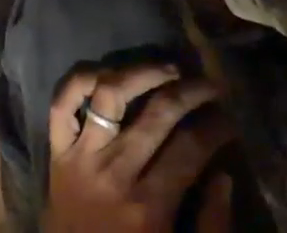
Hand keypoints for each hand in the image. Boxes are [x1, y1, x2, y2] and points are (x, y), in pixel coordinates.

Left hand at [40, 64, 233, 232]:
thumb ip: (212, 225)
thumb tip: (224, 175)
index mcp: (149, 206)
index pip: (191, 148)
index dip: (217, 127)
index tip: (230, 118)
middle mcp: (114, 172)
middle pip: (157, 114)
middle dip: (191, 92)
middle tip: (210, 85)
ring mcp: (81, 156)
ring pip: (110, 94)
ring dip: (142, 73)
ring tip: (168, 69)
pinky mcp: (56, 150)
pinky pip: (62, 103)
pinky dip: (81, 79)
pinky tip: (108, 73)